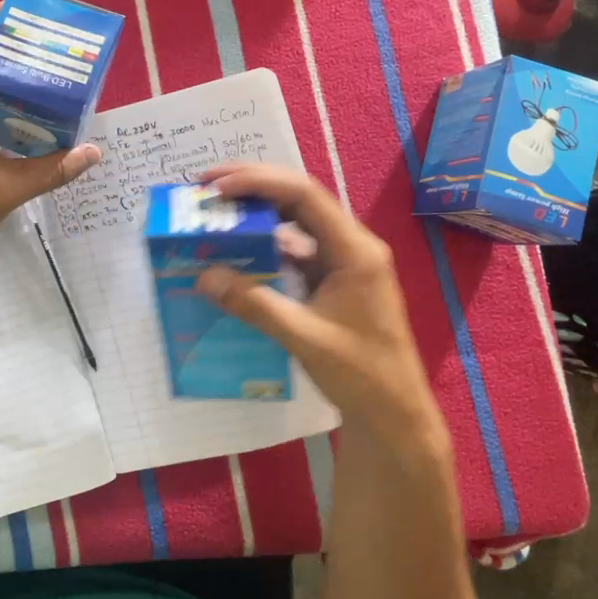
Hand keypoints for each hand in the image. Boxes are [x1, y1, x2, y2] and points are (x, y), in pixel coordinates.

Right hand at [195, 164, 447, 453]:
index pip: (304, 196)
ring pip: (293, 222)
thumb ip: (254, 304)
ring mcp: (340, 263)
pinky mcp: (328, 281)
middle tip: (204, 185)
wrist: (393, 415)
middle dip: (251, 186)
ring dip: (253, 212)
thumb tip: (204, 276)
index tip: (216, 187)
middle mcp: (350, 247)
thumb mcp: (303, 337)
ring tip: (213, 211)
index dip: (258, 183)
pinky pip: (290, 249)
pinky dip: (259, 244)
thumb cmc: (361, 374)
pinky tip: (232, 251)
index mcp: (355, 251)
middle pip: (298, 199)